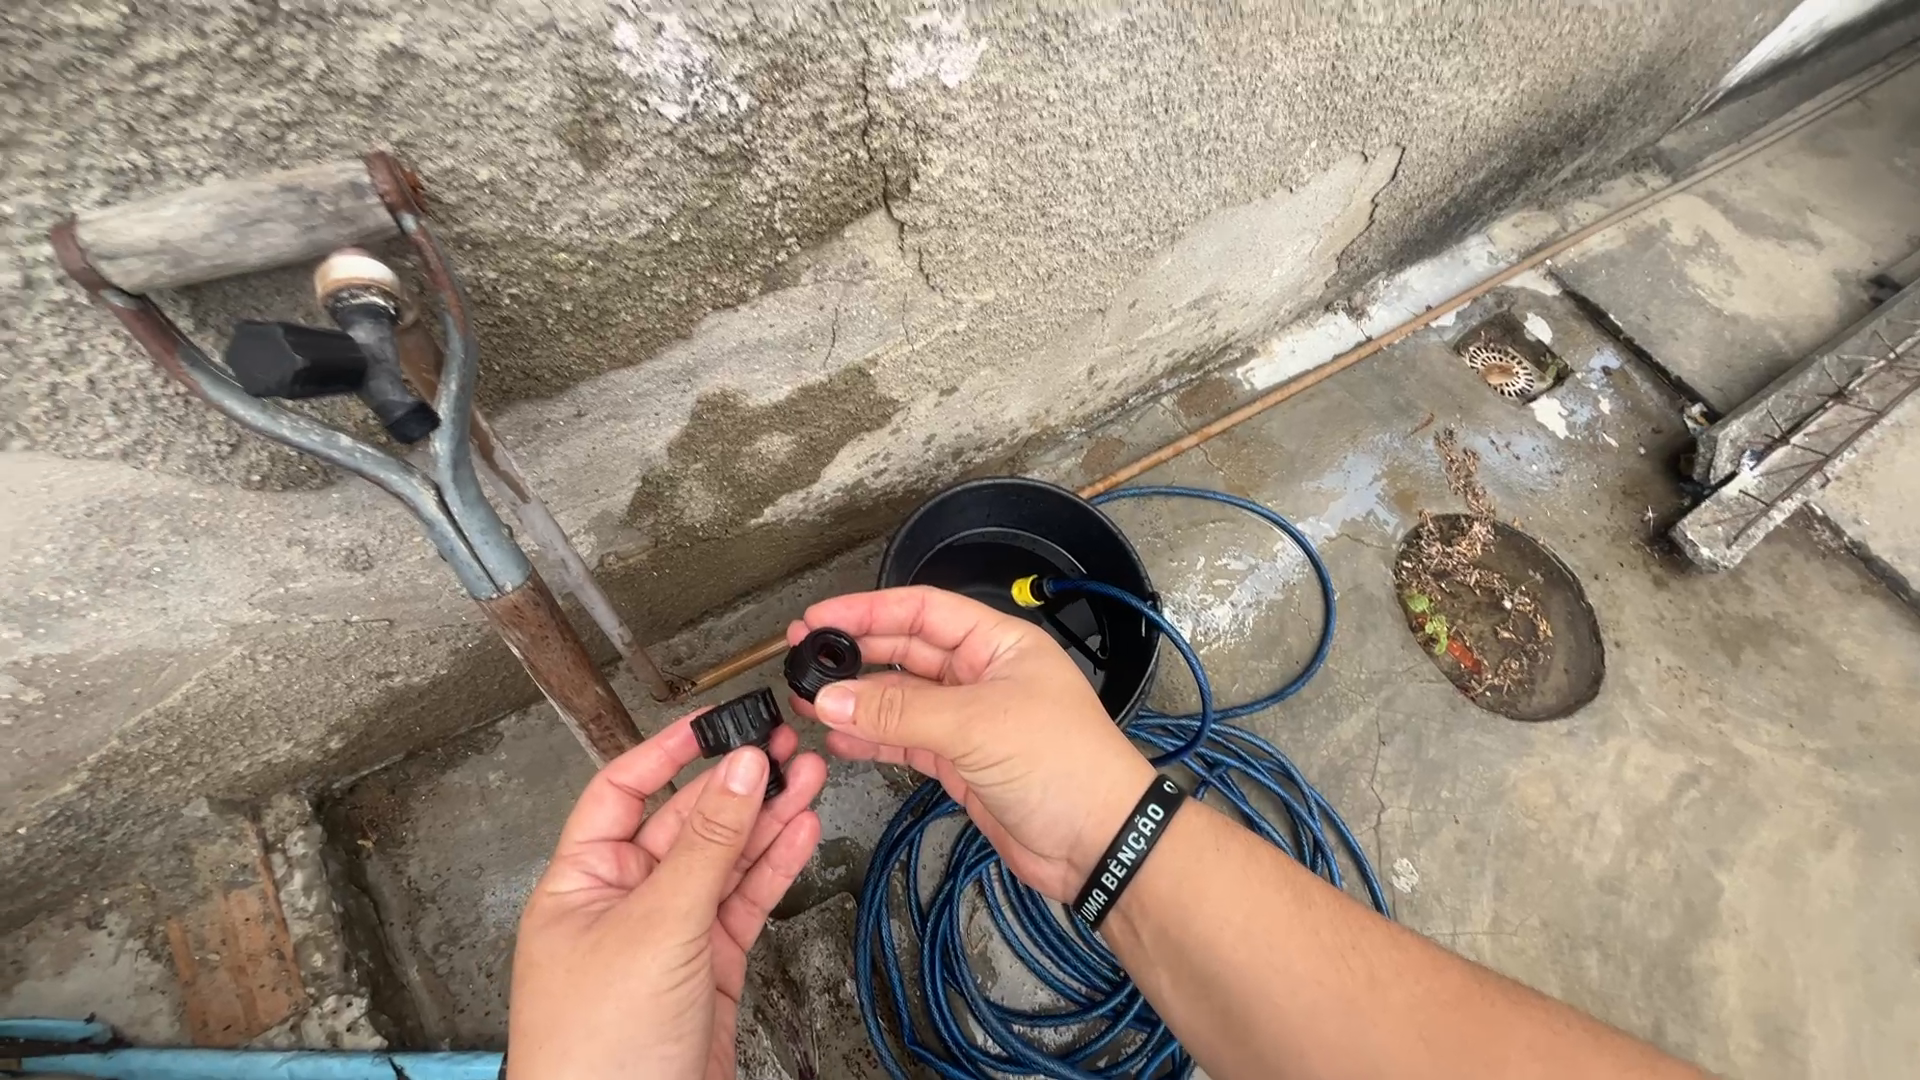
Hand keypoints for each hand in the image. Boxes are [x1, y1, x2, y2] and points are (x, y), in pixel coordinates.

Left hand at [508, 715, 825, 1079]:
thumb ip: (708, 844)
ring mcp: (673, 930)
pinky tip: (802, 830)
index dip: (668, 752)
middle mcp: (626, 899)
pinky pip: (747, 897)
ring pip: (727, 856)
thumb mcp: (658, 927)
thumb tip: (742, 766)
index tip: (716, 722)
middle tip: (786, 745)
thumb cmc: (600, 1051)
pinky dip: (776, 865)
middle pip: (689, 820)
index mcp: (583, 883)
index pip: (623, 792)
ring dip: (768, 817)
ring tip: (809, 775)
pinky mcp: (711, 961)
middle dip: (738, 783)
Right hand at [788, 585, 1154, 901]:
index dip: (869, 609)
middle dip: (856, 652)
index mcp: (997, 643)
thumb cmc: (1062, 763)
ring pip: (901, 697)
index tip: (821, 617)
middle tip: (804, 656)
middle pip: (906, 650)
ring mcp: (968, 718)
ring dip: (858, 698)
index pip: (922, 610)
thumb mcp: (977, 724)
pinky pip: (906, 739)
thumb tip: (831, 698)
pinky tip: (840, 736)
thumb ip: (900, 710)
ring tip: (808, 699)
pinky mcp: (959, 760)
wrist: (1099, 843)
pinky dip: (873, 737)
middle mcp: (980, 674)